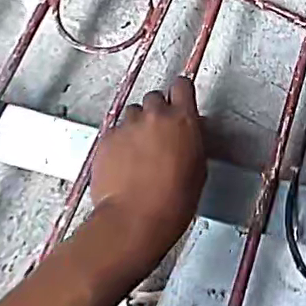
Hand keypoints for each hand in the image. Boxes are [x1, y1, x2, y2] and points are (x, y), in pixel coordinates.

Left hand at [88, 76, 206, 266]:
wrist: (136, 219)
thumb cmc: (171, 202)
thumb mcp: (198, 168)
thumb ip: (192, 141)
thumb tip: (188, 135)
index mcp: (183, 120)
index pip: (182, 86)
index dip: (180, 92)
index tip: (179, 97)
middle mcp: (154, 116)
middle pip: (154, 97)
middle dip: (157, 112)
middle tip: (159, 133)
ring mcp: (128, 126)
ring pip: (132, 113)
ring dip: (137, 126)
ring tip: (140, 152)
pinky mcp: (107, 139)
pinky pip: (115, 132)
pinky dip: (120, 142)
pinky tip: (125, 163)